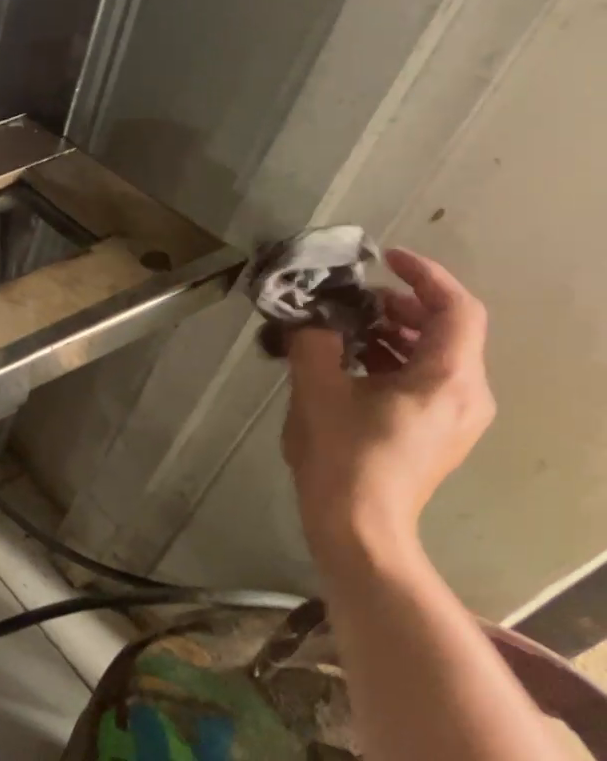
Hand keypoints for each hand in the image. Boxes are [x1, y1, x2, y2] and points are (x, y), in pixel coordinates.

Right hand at [282, 248, 493, 565]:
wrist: (360, 521)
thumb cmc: (342, 453)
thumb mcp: (316, 389)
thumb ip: (314, 342)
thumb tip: (311, 317)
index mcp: (447, 379)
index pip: (456, 310)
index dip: (425, 276)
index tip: (386, 257)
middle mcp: (468, 394)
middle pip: (450, 331)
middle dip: (403, 304)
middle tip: (354, 295)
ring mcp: (457, 417)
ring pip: (438, 356)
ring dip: (395, 332)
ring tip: (346, 325)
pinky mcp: (439, 432)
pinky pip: (427, 379)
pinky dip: (395, 358)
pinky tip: (352, 361)